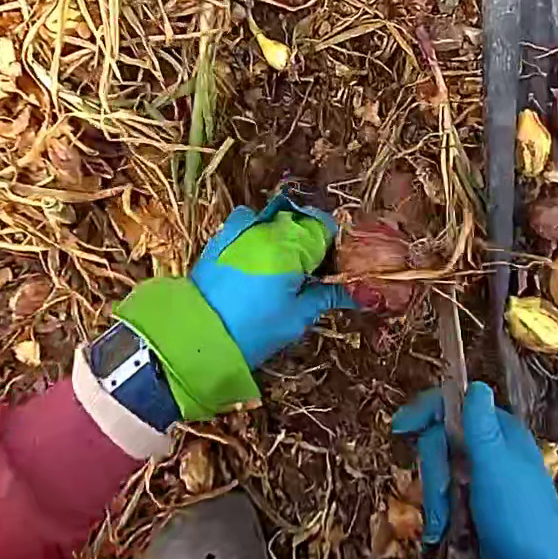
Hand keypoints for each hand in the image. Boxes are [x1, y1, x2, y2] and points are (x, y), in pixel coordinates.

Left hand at [190, 196, 353, 366]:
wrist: (195, 337)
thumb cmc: (254, 329)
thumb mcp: (297, 316)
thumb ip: (327, 295)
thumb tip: (362, 293)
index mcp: (290, 243)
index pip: (324, 227)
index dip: (332, 246)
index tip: (332, 268)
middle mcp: (267, 227)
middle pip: (300, 221)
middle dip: (309, 241)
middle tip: (310, 274)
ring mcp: (241, 229)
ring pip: (274, 221)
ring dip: (283, 237)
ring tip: (282, 268)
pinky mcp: (221, 238)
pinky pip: (248, 224)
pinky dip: (258, 235)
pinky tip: (258, 261)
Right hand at [393, 383, 557, 558]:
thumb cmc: (519, 517)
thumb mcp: (495, 466)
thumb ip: (481, 425)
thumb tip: (475, 384)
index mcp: (499, 430)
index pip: (456, 404)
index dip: (428, 411)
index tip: (400, 427)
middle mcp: (491, 447)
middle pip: (443, 439)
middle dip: (434, 469)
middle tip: (439, 495)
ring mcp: (483, 476)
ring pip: (442, 469)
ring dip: (435, 496)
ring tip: (443, 523)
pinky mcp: (477, 503)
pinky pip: (447, 494)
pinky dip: (441, 511)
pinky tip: (444, 530)